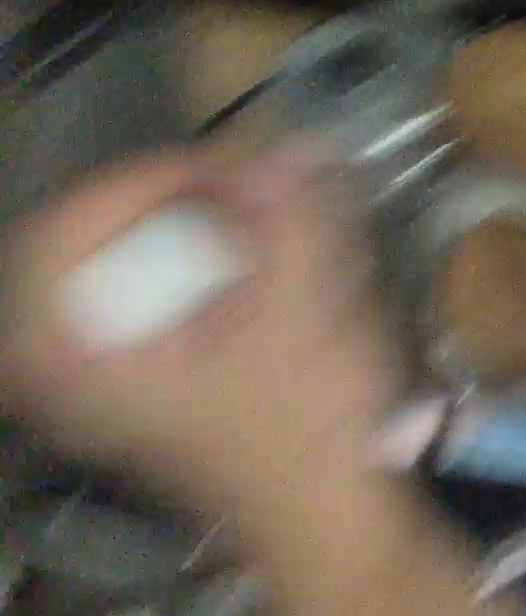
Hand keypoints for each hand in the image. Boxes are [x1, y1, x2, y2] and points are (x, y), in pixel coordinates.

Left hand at [0, 145, 401, 520]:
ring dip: (240, 232)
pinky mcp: (164, 365)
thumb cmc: (306, 419)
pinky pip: (188, 286)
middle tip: (287, 200)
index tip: (243, 166)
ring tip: (306, 240)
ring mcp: (117, 363)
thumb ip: (296, 226)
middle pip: (121, 237)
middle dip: (214, 206)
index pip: (70, 224)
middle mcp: (71, 353)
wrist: (331, 500)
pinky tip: (301, 277)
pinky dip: (244, 263)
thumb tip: (292, 149)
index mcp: (71, 347)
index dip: (156, 179)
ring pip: (160, 258)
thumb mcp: (308, 313)